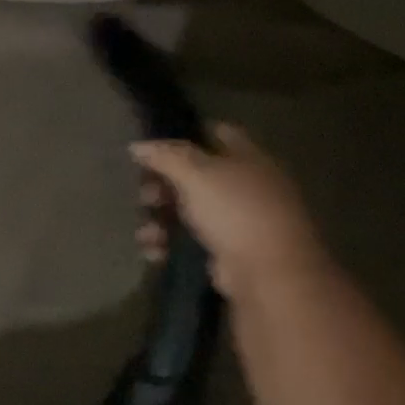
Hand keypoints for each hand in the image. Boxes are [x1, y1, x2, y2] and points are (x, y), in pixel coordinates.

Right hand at [131, 122, 326, 298]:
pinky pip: (190, 241)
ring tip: (146, 233)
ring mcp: (237, 220)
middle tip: (144, 195)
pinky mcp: (227, 251)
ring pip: (189, 211)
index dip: (185, 136)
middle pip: (195, 176)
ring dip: (160, 220)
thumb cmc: (235, 211)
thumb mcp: (197, 174)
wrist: (268, 271)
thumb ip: (166, 156)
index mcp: (246, 157)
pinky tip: (155, 252)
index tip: (153, 148)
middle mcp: (244, 185)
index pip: (216, 133)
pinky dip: (170, 245)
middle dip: (163, 186)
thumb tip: (137, 146)